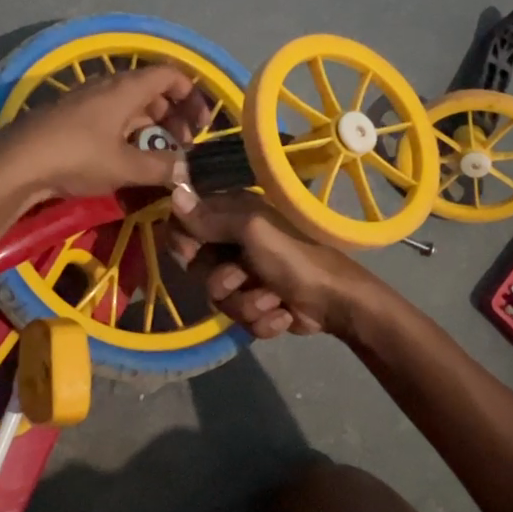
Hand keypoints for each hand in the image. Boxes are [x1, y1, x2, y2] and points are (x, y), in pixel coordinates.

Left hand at [0, 65, 206, 202]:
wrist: (16, 163)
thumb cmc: (77, 157)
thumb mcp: (125, 167)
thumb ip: (161, 167)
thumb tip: (184, 169)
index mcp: (126, 88)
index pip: (169, 74)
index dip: (192, 94)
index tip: (202, 124)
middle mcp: (107, 85)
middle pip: (150, 89)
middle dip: (173, 115)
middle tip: (183, 145)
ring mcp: (85, 99)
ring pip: (129, 104)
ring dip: (149, 125)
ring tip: (157, 155)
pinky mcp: (68, 115)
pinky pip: (109, 114)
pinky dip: (126, 130)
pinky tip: (124, 156)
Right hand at [165, 188, 376, 338]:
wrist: (339, 304)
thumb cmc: (296, 258)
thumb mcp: (252, 231)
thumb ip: (211, 217)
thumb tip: (174, 192)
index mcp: (234, 214)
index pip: (186, 221)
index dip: (185, 240)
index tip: (194, 252)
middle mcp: (235, 241)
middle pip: (198, 267)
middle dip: (223, 281)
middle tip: (243, 277)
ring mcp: (246, 275)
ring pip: (218, 297)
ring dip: (247, 304)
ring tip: (273, 299)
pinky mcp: (256, 304)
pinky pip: (238, 318)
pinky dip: (262, 320)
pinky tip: (283, 314)